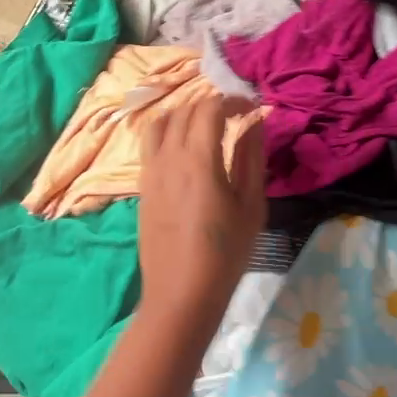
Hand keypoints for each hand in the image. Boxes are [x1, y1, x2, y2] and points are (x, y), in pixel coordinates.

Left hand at [138, 95, 264, 323]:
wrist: (180, 296)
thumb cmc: (225, 252)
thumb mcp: (251, 204)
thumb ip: (251, 156)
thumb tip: (253, 121)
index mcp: (198, 158)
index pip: (211, 107)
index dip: (233, 100)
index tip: (252, 110)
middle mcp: (169, 156)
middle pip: (186, 109)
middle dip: (212, 104)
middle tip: (235, 116)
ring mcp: (151, 170)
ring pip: (163, 121)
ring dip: (186, 114)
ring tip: (207, 127)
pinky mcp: (143, 186)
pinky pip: (150, 142)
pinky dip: (168, 130)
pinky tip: (185, 147)